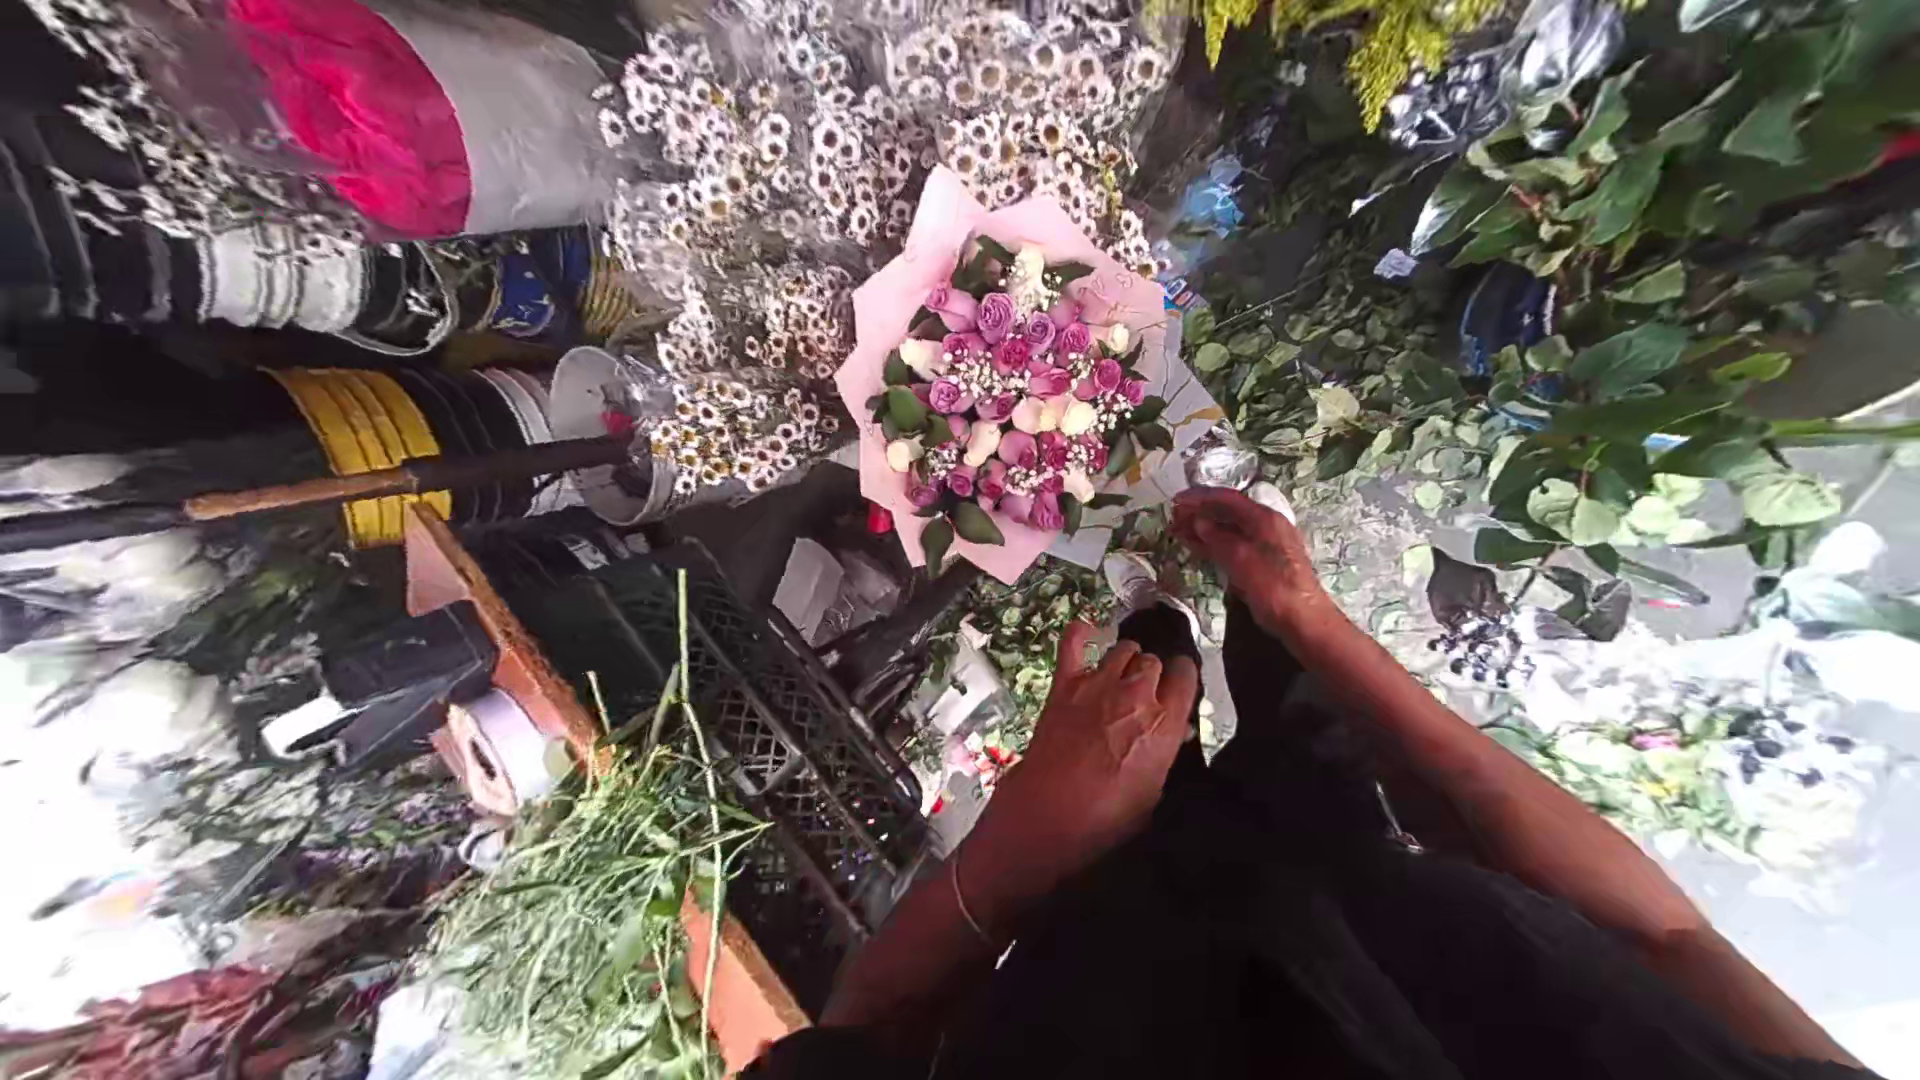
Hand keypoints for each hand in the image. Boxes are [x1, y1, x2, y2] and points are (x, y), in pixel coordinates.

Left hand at [958, 621, 1198, 933]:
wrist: (1051, 809)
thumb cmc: (1109, 814)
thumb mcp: (1153, 789)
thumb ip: (1165, 751)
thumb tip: (1172, 729)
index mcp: (1165, 720)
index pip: (1186, 674)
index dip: (1183, 676)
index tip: (1178, 683)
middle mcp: (1136, 693)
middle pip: (1152, 660)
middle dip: (1152, 672)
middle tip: (1144, 691)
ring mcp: (1098, 683)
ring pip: (1122, 649)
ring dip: (1125, 658)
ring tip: (1121, 672)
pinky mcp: (1065, 682)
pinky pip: (1073, 642)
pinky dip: (1080, 633)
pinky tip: (1086, 630)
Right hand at [1172, 486, 1331, 635]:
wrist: (1300, 618)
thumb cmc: (1273, 585)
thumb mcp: (1241, 558)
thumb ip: (1218, 538)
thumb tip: (1198, 522)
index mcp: (1265, 519)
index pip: (1228, 498)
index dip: (1200, 496)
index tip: (1176, 499)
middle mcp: (1264, 526)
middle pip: (1226, 512)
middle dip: (1198, 512)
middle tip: (1173, 515)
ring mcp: (1261, 544)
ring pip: (1226, 529)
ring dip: (1201, 527)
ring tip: (1176, 528)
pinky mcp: (1256, 562)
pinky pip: (1228, 545)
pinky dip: (1209, 543)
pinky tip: (1191, 543)